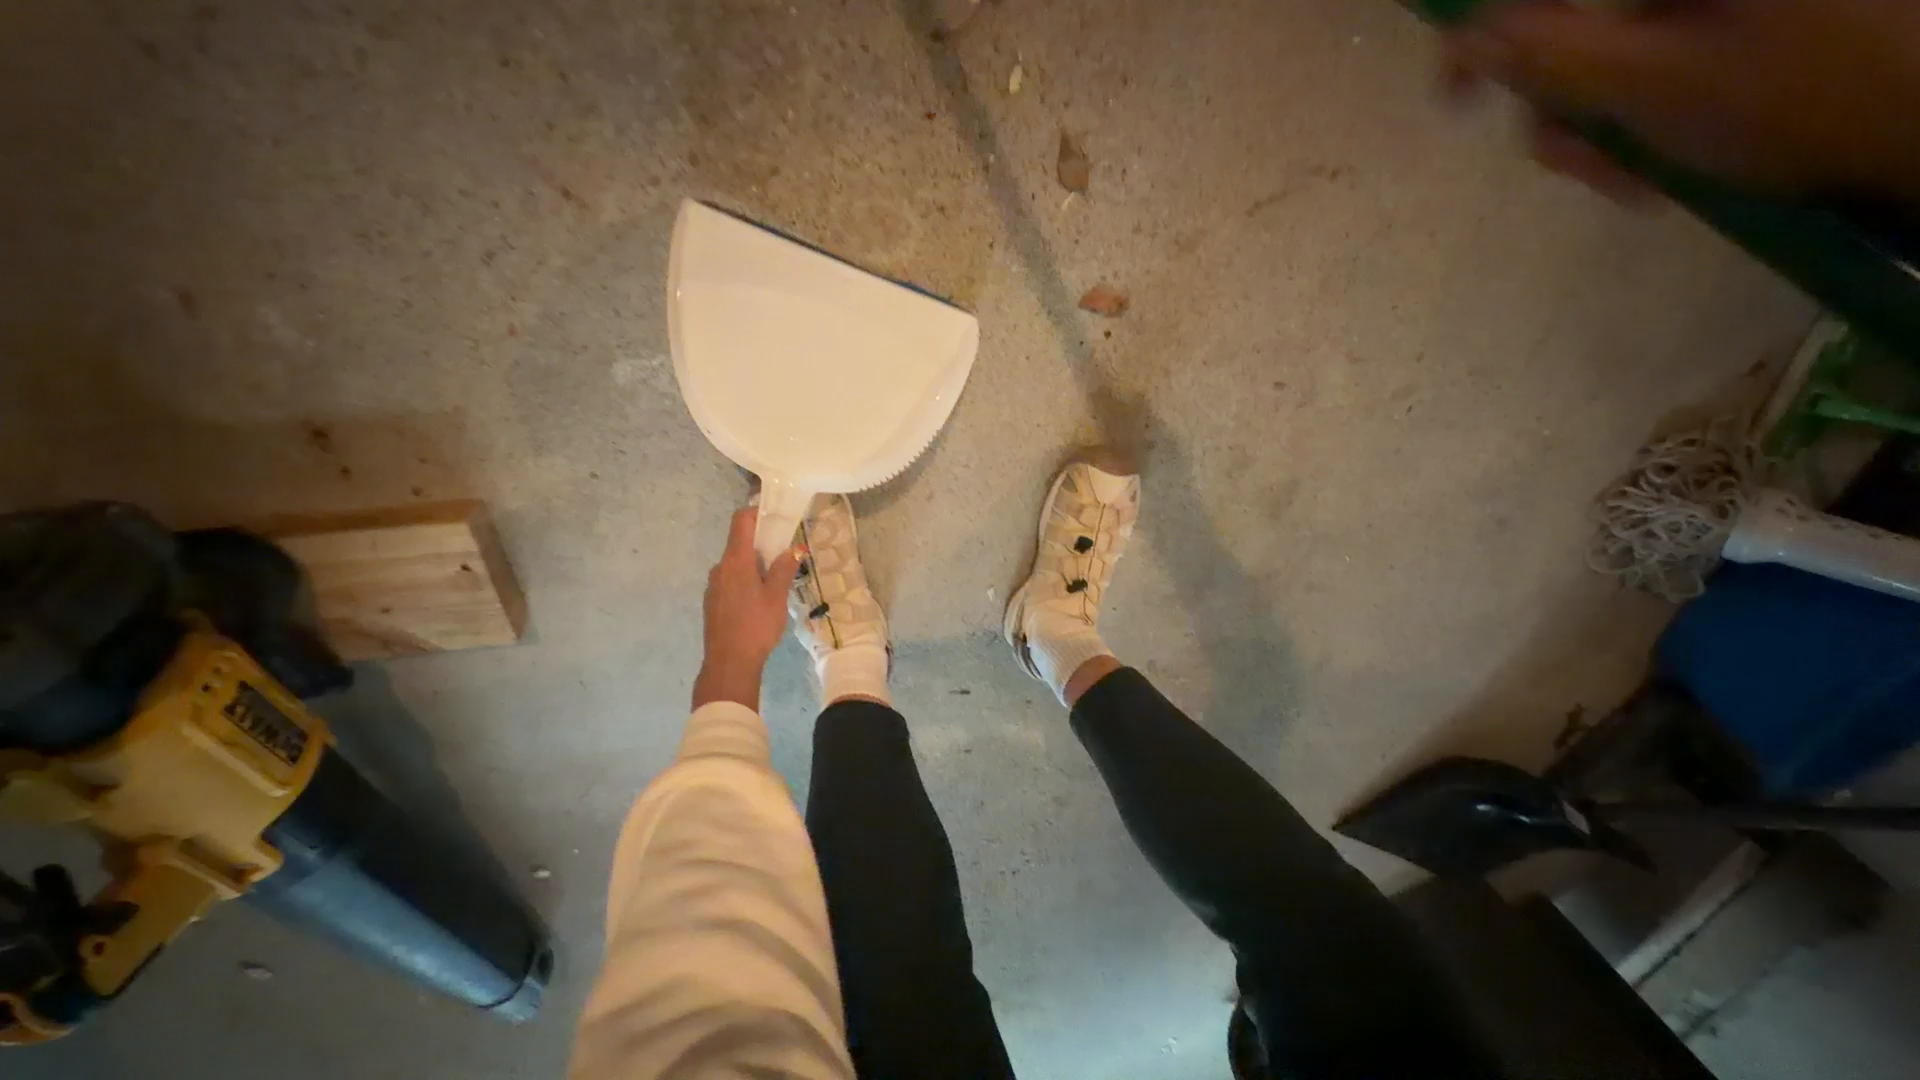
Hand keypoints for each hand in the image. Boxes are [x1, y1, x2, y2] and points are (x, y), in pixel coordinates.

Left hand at [692, 506, 802, 710]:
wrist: (728, 663)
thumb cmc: (756, 625)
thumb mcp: (777, 596)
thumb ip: (784, 568)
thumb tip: (794, 547)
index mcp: (736, 560)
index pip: (741, 521)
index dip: (757, 512)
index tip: (777, 516)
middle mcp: (720, 567)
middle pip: (739, 542)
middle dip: (762, 542)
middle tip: (785, 552)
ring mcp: (713, 585)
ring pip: (735, 564)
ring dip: (754, 564)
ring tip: (776, 580)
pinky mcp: (712, 602)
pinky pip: (730, 580)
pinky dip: (745, 580)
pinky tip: (760, 599)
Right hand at [1447, 0, 1919, 204]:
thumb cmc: (1807, 100)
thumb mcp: (1659, 85)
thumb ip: (1552, 59)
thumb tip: (1465, 43)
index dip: (1488, 34)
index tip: (1455, 99)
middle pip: (1586, 19)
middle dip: (1565, 100)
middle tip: (1580, 162)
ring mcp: (1722, 3)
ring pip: (1619, 46)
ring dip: (1603, 120)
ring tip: (1630, 176)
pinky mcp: (1749, 20)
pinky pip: (1662, 56)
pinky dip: (1645, 109)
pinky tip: (1659, 154)